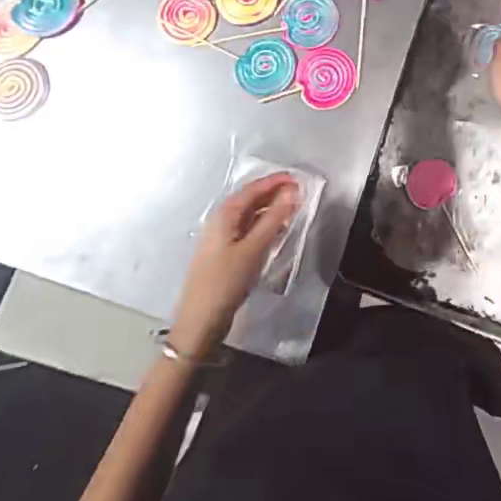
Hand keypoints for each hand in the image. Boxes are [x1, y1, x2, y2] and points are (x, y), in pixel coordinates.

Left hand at [169, 173, 299, 358]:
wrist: (200, 321)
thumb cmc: (225, 281)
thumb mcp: (252, 249)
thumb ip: (273, 220)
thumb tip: (291, 192)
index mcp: (224, 215)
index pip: (252, 190)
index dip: (274, 182)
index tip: (297, 179)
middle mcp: (221, 223)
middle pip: (250, 201)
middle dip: (274, 194)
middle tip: (299, 193)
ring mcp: (222, 240)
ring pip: (250, 217)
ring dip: (270, 211)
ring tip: (293, 210)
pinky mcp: (226, 256)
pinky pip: (248, 233)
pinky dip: (264, 228)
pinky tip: (277, 234)